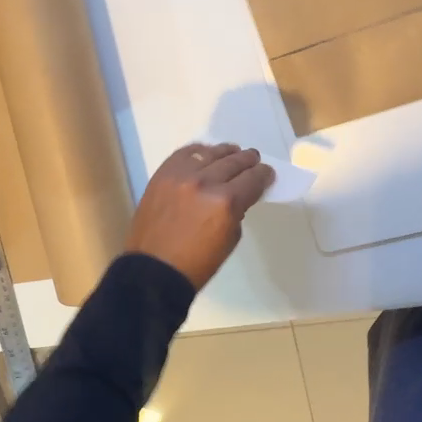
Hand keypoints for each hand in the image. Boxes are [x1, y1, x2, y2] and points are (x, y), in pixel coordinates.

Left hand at [126, 143, 275, 288]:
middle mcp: (206, 182)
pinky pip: (185, 153)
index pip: (253, 179)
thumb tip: (239, 195)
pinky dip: (199, 151)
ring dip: (226, 152)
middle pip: (235, 162)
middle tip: (254, 159)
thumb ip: (238, 211)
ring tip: (233, 152)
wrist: (154, 270)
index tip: (267, 173)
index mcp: (226, 202)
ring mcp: (181, 175)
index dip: (264, 175)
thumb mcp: (230, 239)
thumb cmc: (197, 263)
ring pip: (211, 153)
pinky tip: (206, 153)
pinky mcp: (163, 174)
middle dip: (249, 160)